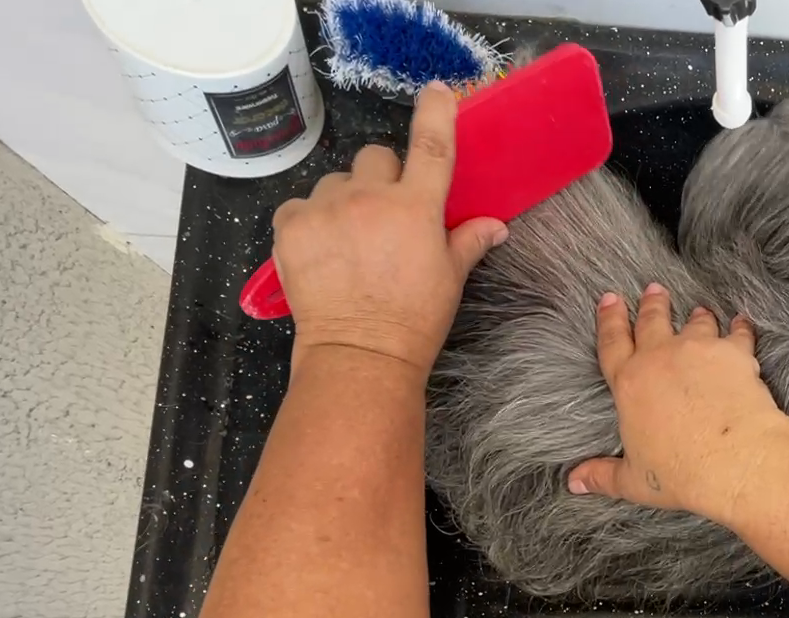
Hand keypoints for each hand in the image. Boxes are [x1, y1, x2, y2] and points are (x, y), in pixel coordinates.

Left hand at [270, 82, 507, 372]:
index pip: (431, 147)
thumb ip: (469, 242)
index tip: (438, 93)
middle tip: (386, 218)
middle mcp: (370, 197)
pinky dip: (314, 222)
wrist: (361, 353)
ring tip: (352, 244)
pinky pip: (303, 206)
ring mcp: (326, 208)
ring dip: (346, 202)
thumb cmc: (415, 320)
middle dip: (383, 180)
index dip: (437, 114)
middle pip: (376, 158)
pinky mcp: (291, 224)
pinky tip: (326, 253)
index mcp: (416, 209)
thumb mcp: (450, 280)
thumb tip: (497, 226)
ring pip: (337, 183)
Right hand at [568, 284, 788, 521]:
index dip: (609, 320)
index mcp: (629, 385)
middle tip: (653, 289)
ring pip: (694, 323)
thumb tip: (574, 482)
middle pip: (652, 321)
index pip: (612, 344)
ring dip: (696, 316)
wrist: (733, 461)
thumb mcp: (633, 481)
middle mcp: (660, 359)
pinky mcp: (734, 353)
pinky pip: (737, 332)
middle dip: (651, 304)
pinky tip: (741, 324)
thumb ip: (602, 475)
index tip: (610, 299)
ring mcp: (698, 351)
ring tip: (699, 310)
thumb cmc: (681, 474)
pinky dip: (739, 327)